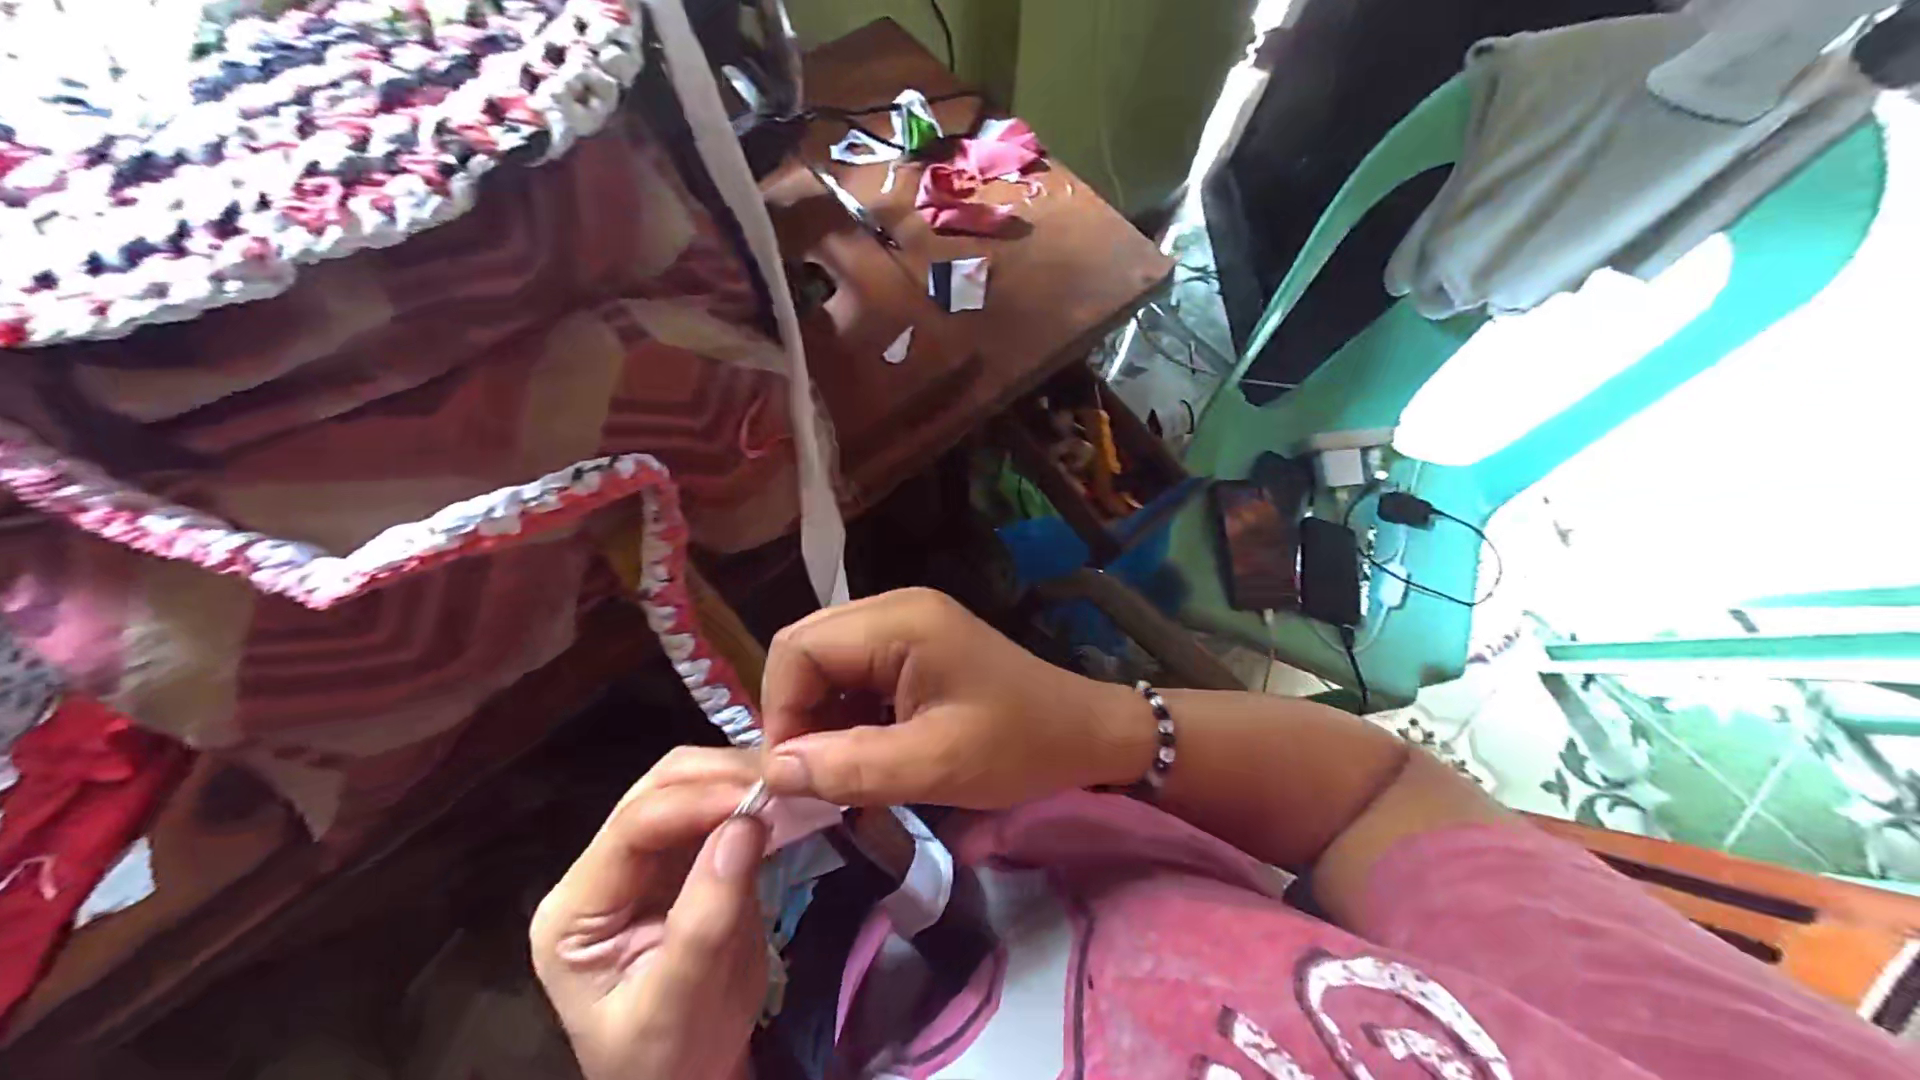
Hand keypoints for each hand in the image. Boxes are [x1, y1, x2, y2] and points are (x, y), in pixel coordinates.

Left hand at [531, 748, 768, 1079]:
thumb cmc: (671, 1060)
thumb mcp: (681, 1002)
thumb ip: (707, 915)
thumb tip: (747, 823)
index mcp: (575, 909)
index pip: (632, 827)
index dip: (695, 803)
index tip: (759, 800)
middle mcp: (602, 870)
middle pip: (657, 789)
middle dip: (719, 778)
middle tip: (780, 785)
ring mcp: (644, 860)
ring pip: (688, 785)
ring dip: (737, 779)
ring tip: (786, 789)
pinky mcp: (684, 858)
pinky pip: (716, 808)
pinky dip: (749, 798)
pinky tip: (782, 803)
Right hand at [759, 588, 1149, 808]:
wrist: (1084, 732)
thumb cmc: (1020, 746)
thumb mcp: (936, 765)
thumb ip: (850, 767)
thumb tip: (773, 771)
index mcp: (899, 622)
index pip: (798, 648)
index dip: (782, 711)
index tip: (795, 774)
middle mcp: (893, 608)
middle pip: (806, 648)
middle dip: (798, 713)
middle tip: (815, 773)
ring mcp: (904, 623)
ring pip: (826, 663)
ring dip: (822, 716)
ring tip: (842, 768)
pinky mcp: (913, 645)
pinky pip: (855, 673)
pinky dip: (846, 714)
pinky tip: (866, 750)